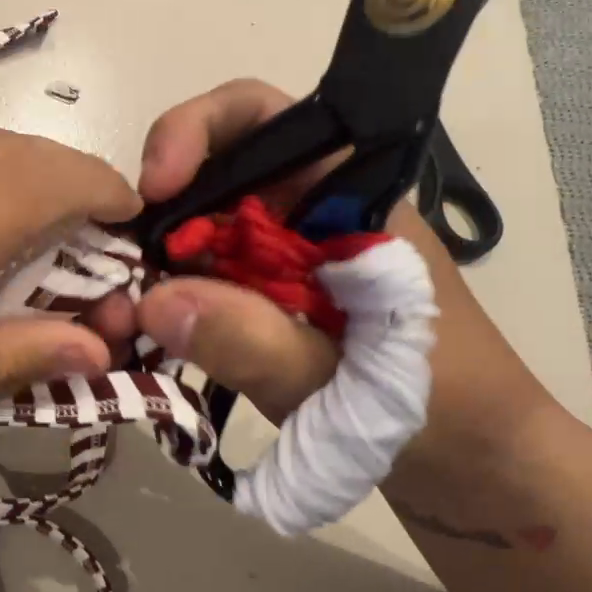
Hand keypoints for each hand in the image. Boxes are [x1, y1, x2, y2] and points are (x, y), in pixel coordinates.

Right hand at [91, 79, 538, 428]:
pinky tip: (142, 336)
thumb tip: (150, 300)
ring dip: (147, 262)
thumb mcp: (348, 385)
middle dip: (151, 212)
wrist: (478, 473)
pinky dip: (159, 298)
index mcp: (344, 196)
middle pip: (204, 174)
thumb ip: (257, 343)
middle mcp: (300, 211)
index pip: (260, 118)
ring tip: (118, 317)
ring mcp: (275, 256)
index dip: (194, 132)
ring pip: (189, 228)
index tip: (155, 188)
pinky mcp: (258, 297)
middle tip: (113, 269)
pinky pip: (193, 277)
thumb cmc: (441, 415)